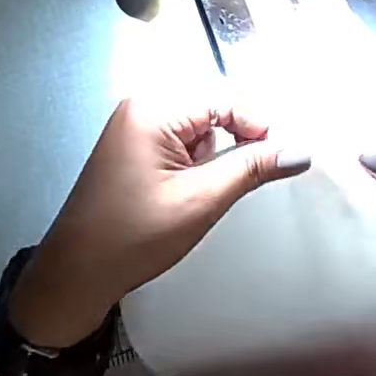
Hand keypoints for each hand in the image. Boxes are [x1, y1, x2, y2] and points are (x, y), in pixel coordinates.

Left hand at [9, 98, 310, 347]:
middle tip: (243, 178)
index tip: (277, 158)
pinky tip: (189, 192)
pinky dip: (197, 162)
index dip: (256, 126)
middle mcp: (142, 108)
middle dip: (234, 141)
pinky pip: (181, 142)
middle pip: (212, 109)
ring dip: (215, 155)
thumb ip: (253, 168)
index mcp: (153, 110)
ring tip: (204, 192)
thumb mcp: (202, 200)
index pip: (224, 99)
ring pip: (199, 128)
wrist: (75, 276)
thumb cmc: (134, 237)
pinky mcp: (134, 148)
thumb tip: (301, 151)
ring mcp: (134, 127)